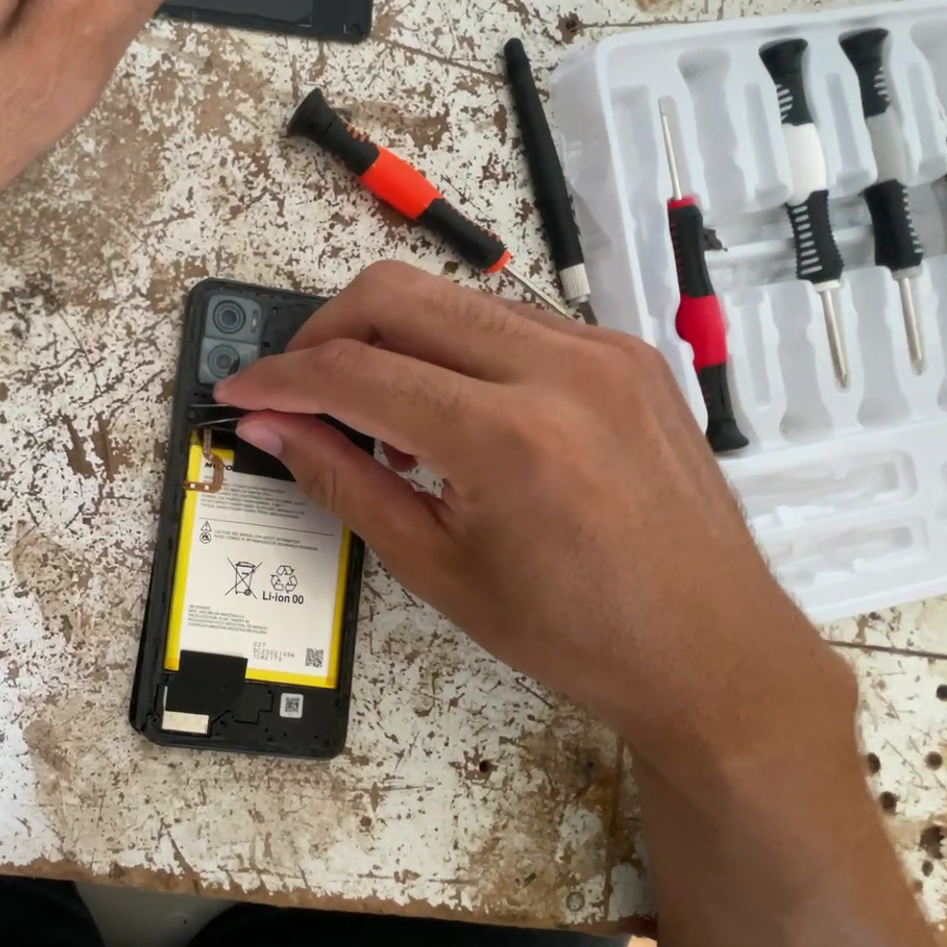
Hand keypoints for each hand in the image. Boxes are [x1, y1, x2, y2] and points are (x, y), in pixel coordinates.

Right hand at [214, 262, 854, 764]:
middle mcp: (559, 366)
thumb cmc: (563, 630)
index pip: (353, 372)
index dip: (276, 379)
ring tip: (368, 416)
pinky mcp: (620, 351)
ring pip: (444, 297)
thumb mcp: (428, 563)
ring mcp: (600, 348)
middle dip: (319, 333)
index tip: (234, 392)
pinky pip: (497, 320)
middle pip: (394, 295)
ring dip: (379, 339)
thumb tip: (266, 427)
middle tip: (291, 391)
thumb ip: (338, 479)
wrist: (712, 650)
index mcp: (507, 437)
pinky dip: (439, 350)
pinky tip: (439, 415)